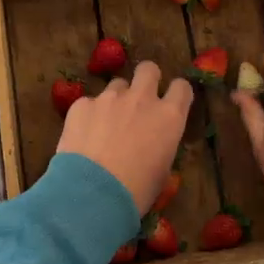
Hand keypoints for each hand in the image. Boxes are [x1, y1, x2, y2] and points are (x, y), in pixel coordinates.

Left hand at [56, 61, 193, 213]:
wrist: (92, 194)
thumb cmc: (136, 192)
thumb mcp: (161, 171)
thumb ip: (160, 145)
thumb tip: (152, 144)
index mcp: (169, 117)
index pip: (182, 87)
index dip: (177, 93)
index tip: (171, 102)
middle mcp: (142, 99)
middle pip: (148, 69)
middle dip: (146, 79)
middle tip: (139, 100)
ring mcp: (109, 98)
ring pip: (117, 85)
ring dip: (116, 100)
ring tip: (106, 125)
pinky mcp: (82, 104)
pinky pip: (89, 103)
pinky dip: (89, 116)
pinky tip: (83, 138)